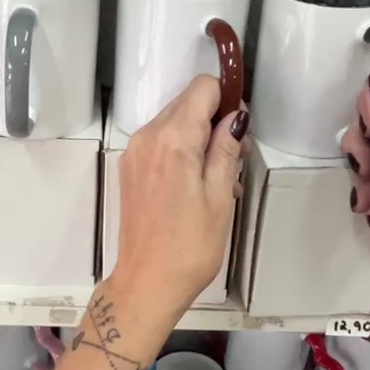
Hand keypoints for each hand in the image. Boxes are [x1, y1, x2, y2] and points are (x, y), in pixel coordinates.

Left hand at [115, 76, 247, 314]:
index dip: (227, 99)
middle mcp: (147, 137)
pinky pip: (160, 142)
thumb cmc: (189, 246)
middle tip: (233, 158)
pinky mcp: (130, 168)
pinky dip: (180, 150)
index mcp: (172, 139)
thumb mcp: (219, 196)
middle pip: (186, 102)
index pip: (202, 88)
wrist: (148, 282)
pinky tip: (195, 184)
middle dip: (214, 119)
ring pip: (173, 121)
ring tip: (216, 178)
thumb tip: (235, 117)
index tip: (239, 129)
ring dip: (198, 137)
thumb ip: (226, 148)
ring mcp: (134, 152)